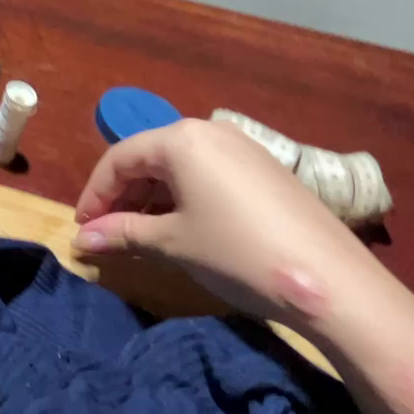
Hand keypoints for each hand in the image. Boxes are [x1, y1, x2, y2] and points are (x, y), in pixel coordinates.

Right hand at [71, 119, 387, 330]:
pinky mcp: (266, 168)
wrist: (333, 284)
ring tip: (141, 232)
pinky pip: (208, 172)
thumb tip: (80, 240)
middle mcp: (209, 129)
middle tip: (107, 231)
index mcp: (180, 138)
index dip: (95, 194)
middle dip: (123, 195)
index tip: (82, 227)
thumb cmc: (237, 253)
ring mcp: (242, 147)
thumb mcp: (173, 243)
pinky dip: (184, 195)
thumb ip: (121, 233)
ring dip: (153, 196)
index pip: (119, 158)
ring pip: (179, 165)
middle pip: (149, 157)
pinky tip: (183, 225)